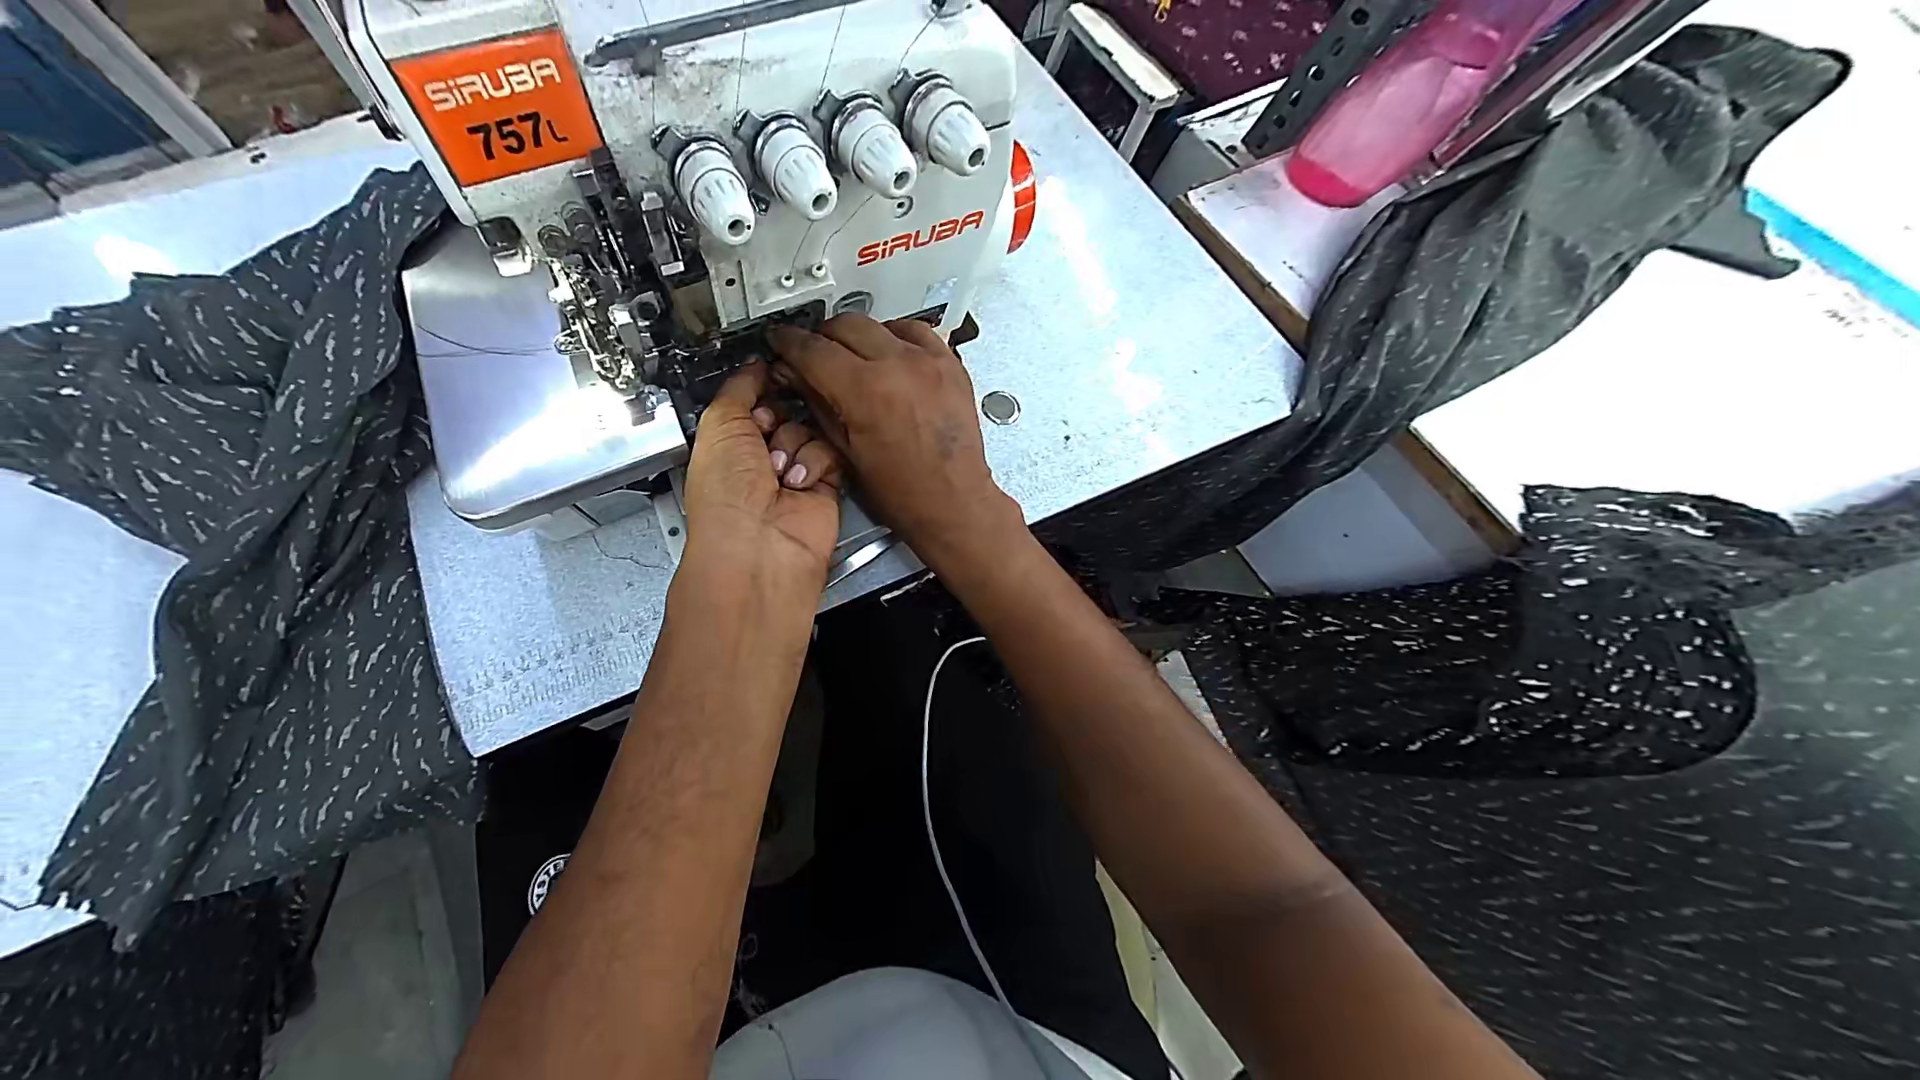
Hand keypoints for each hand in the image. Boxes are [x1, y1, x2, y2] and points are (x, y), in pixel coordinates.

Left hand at [682, 361, 843, 584]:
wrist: (761, 542)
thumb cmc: (726, 498)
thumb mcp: (719, 422)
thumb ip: (739, 387)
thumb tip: (754, 364)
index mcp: (729, 441)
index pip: (756, 397)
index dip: (764, 388)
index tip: (771, 375)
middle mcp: (761, 456)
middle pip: (788, 409)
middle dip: (779, 417)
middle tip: (767, 432)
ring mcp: (794, 470)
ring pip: (812, 428)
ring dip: (795, 443)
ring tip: (779, 469)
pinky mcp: (824, 484)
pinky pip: (832, 452)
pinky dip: (815, 462)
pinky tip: (799, 481)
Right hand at [765, 315, 1022, 569]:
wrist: (953, 503)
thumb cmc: (907, 494)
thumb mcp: (846, 452)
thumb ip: (818, 405)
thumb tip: (798, 376)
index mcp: (866, 391)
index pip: (812, 348)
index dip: (788, 343)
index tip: (782, 341)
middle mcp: (900, 368)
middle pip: (845, 326)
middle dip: (822, 337)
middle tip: (814, 354)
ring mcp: (930, 364)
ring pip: (881, 324)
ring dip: (860, 335)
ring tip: (852, 357)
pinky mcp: (952, 367)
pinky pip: (919, 333)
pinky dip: (898, 338)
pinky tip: (891, 355)